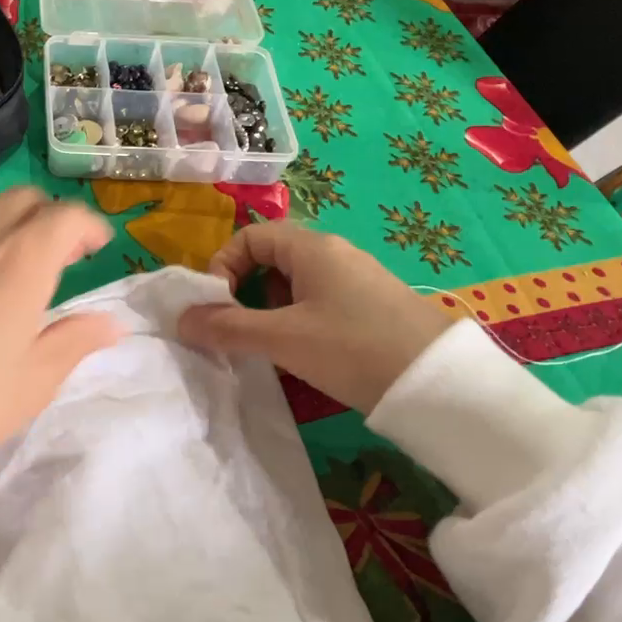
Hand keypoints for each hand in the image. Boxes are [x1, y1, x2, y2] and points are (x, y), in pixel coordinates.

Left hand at [0, 189, 124, 473]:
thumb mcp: (33, 381)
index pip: (66, 216)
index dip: (89, 227)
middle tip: (58, 253)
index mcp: (22, 259)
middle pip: (23, 198)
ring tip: (10, 255)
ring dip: (7, 217)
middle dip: (49, 217)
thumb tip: (109, 323)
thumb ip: (75, 341)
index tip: (96, 248)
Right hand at [176, 223, 451, 413]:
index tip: (219, 306)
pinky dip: (299, 323)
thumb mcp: (283, 339)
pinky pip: (320, 303)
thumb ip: (228, 327)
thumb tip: (181, 320)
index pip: (250, 236)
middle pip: (271, 259)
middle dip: (246, 292)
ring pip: (295, 285)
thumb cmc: (354, 349)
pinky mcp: (373, 307)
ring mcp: (357, 280)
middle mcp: (334, 254)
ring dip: (271, 312)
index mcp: (311, 248)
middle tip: (240, 330)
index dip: (224, 266)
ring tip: (271, 349)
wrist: (441, 384)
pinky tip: (306, 356)